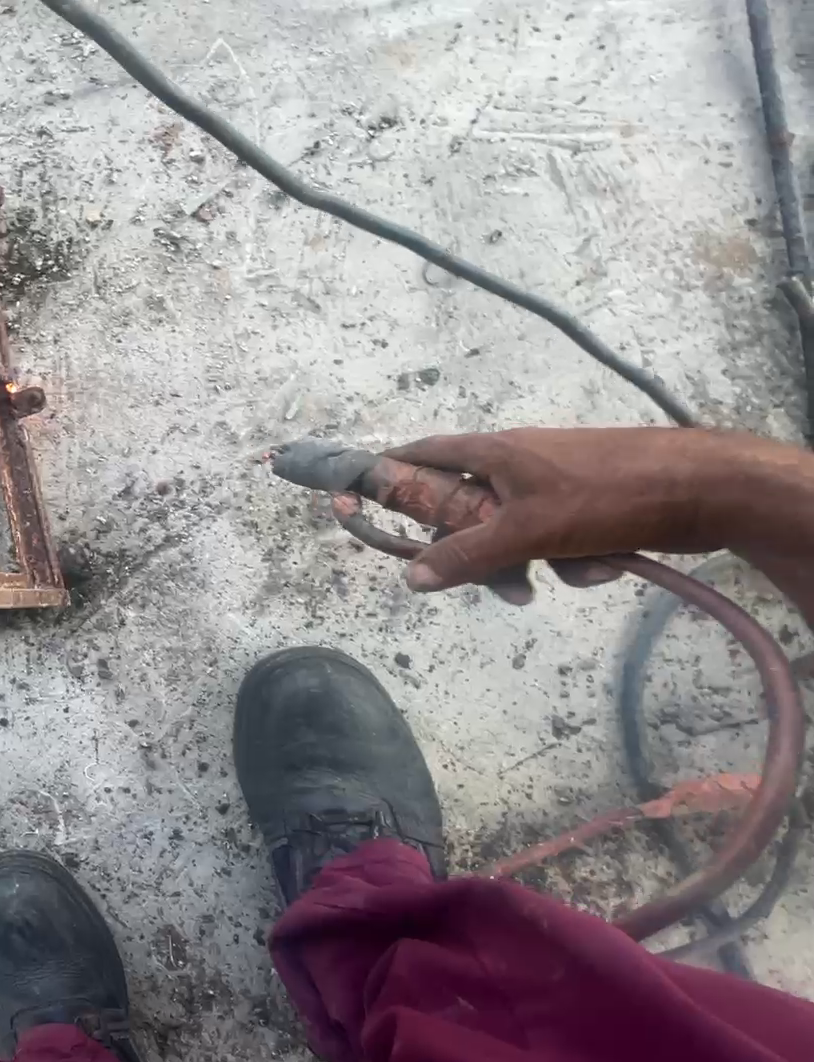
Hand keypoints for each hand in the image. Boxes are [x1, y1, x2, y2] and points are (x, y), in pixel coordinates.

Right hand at [383, 427, 779, 597]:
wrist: (723, 489)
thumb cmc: (611, 495)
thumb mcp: (527, 531)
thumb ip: (465, 555)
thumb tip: (410, 579)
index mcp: (492, 453)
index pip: (421, 454)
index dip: (388, 472)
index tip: (361, 496)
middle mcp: (515, 462)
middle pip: (462, 508)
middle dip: (468, 548)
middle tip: (478, 578)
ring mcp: (551, 481)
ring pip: (507, 528)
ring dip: (522, 562)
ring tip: (548, 584)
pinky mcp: (586, 501)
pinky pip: (550, 534)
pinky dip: (564, 557)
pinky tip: (597, 568)